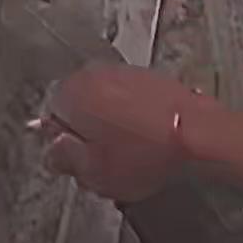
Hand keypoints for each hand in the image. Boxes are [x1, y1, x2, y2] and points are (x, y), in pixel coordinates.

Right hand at [33, 64, 215, 202]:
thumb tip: (51, 151)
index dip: (66, 145)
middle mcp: (89, 74)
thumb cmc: (141, 151)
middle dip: (87, 132)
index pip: (52, 118)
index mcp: (71, 94)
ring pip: (102, 100)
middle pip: (77, 106)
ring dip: (109, 122)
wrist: (191, 128)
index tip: (81, 163)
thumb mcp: (95, 172)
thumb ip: (65, 159)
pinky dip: (130, 113)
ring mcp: (118, 71)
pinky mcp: (143, 74)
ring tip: (129, 151)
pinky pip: (125, 96)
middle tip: (105, 162)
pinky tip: (145, 136)